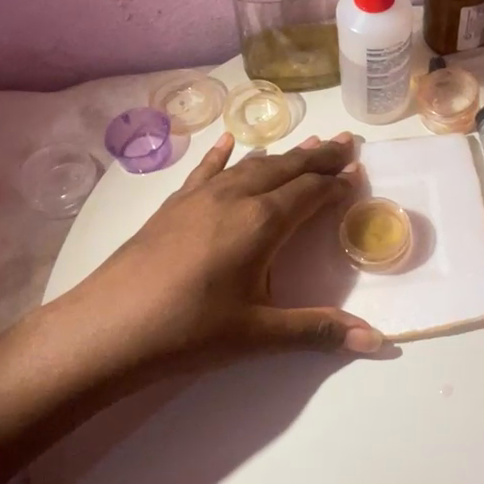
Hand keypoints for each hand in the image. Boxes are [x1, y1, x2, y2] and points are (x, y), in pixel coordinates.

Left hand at [49, 132, 385, 389]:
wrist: (106, 328)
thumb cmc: (188, 331)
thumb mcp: (259, 335)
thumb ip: (317, 331)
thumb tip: (377, 341)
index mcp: (262, 222)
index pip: (310, 192)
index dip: (337, 183)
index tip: (358, 173)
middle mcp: (235, 197)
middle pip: (286, 167)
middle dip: (319, 155)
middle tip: (346, 142)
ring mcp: (201, 197)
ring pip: (251, 164)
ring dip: (283, 154)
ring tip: (307, 143)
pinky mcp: (173, 205)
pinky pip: (206, 170)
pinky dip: (223, 155)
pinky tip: (229, 142)